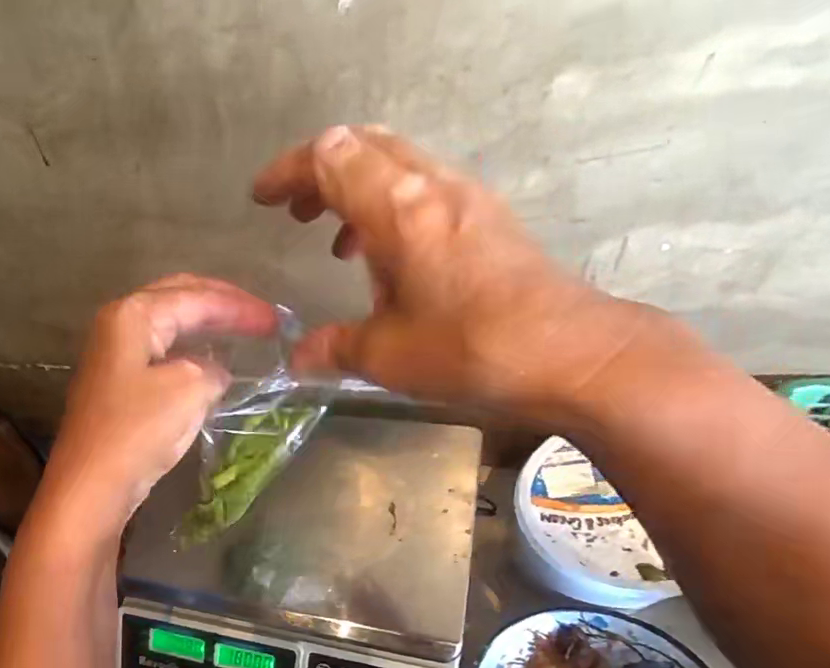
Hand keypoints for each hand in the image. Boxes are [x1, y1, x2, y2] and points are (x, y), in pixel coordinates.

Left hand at [39, 274, 278, 532]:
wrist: (92, 485)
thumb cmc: (138, 430)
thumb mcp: (189, 390)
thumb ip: (212, 369)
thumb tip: (215, 372)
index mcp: (133, 315)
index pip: (195, 297)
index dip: (239, 306)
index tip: (275, 320)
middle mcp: (119, 326)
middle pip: (178, 300)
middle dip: (221, 304)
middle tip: (260, 317)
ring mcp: (114, 357)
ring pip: (169, 329)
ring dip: (206, 328)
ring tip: (241, 334)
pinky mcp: (117, 387)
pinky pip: (162, 356)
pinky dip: (190, 354)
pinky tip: (210, 367)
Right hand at [252, 126, 666, 417]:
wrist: (566, 351)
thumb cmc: (468, 349)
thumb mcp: (387, 355)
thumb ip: (334, 347)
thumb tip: (297, 358)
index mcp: (398, 207)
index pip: (330, 158)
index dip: (289, 172)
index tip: (263, 199)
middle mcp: (432, 185)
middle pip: (364, 146)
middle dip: (320, 173)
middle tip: (296, 212)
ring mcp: (466, 196)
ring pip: (398, 164)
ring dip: (358, 190)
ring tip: (336, 241)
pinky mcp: (487, 217)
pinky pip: (425, 188)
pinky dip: (391, 207)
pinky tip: (389, 260)